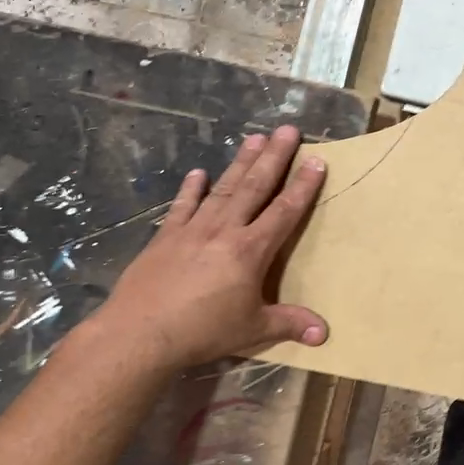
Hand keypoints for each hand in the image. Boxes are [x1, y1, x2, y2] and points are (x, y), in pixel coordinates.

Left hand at [83, 125, 328, 373]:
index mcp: (250, 251)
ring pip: (222, 189)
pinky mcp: (164, 239)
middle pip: (254, 187)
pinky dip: (190, 190)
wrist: (139, 334)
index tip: (316, 160)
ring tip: (253, 138)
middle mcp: (224, 231)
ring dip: (240, 163)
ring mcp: (192, 231)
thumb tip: (324, 334)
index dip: (303, 186)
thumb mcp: (253, 330)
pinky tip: (198, 173)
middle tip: (286, 130)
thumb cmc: (202, 332)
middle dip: (273, 157)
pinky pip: (182, 207)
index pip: (284, 212)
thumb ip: (289, 325)